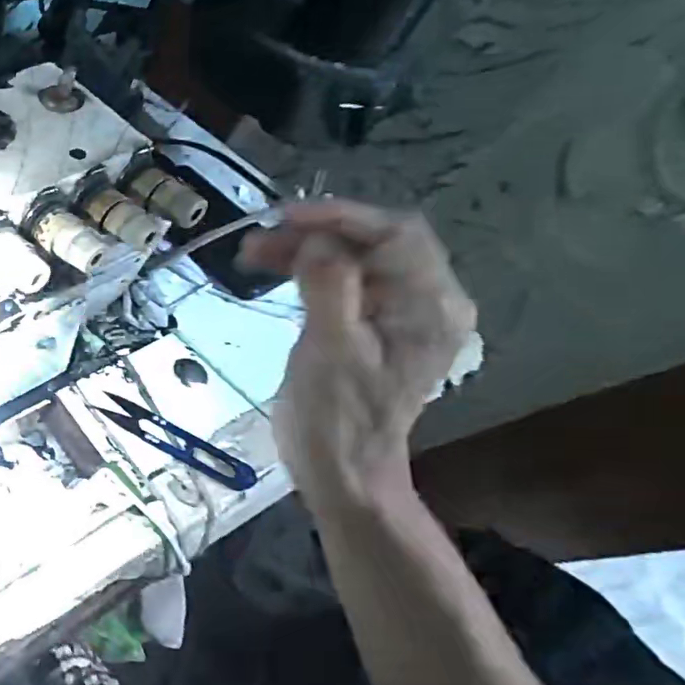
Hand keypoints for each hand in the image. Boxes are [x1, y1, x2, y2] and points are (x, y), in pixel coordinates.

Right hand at [239, 201, 475, 509]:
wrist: (340, 468)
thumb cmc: (336, 414)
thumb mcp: (330, 349)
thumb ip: (330, 287)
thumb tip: (317, 239)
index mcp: (431, 307)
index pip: (395, 235)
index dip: (339, 217)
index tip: (280, 217)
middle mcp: (428, 302)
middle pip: (375, 242)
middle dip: (315, 233)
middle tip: (255, 241)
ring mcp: (401, 314)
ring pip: (355, 258)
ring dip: (304, 249)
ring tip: (253, 255)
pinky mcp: (373, 325)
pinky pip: (345, 280)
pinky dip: (308, 269)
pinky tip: (275, 272)